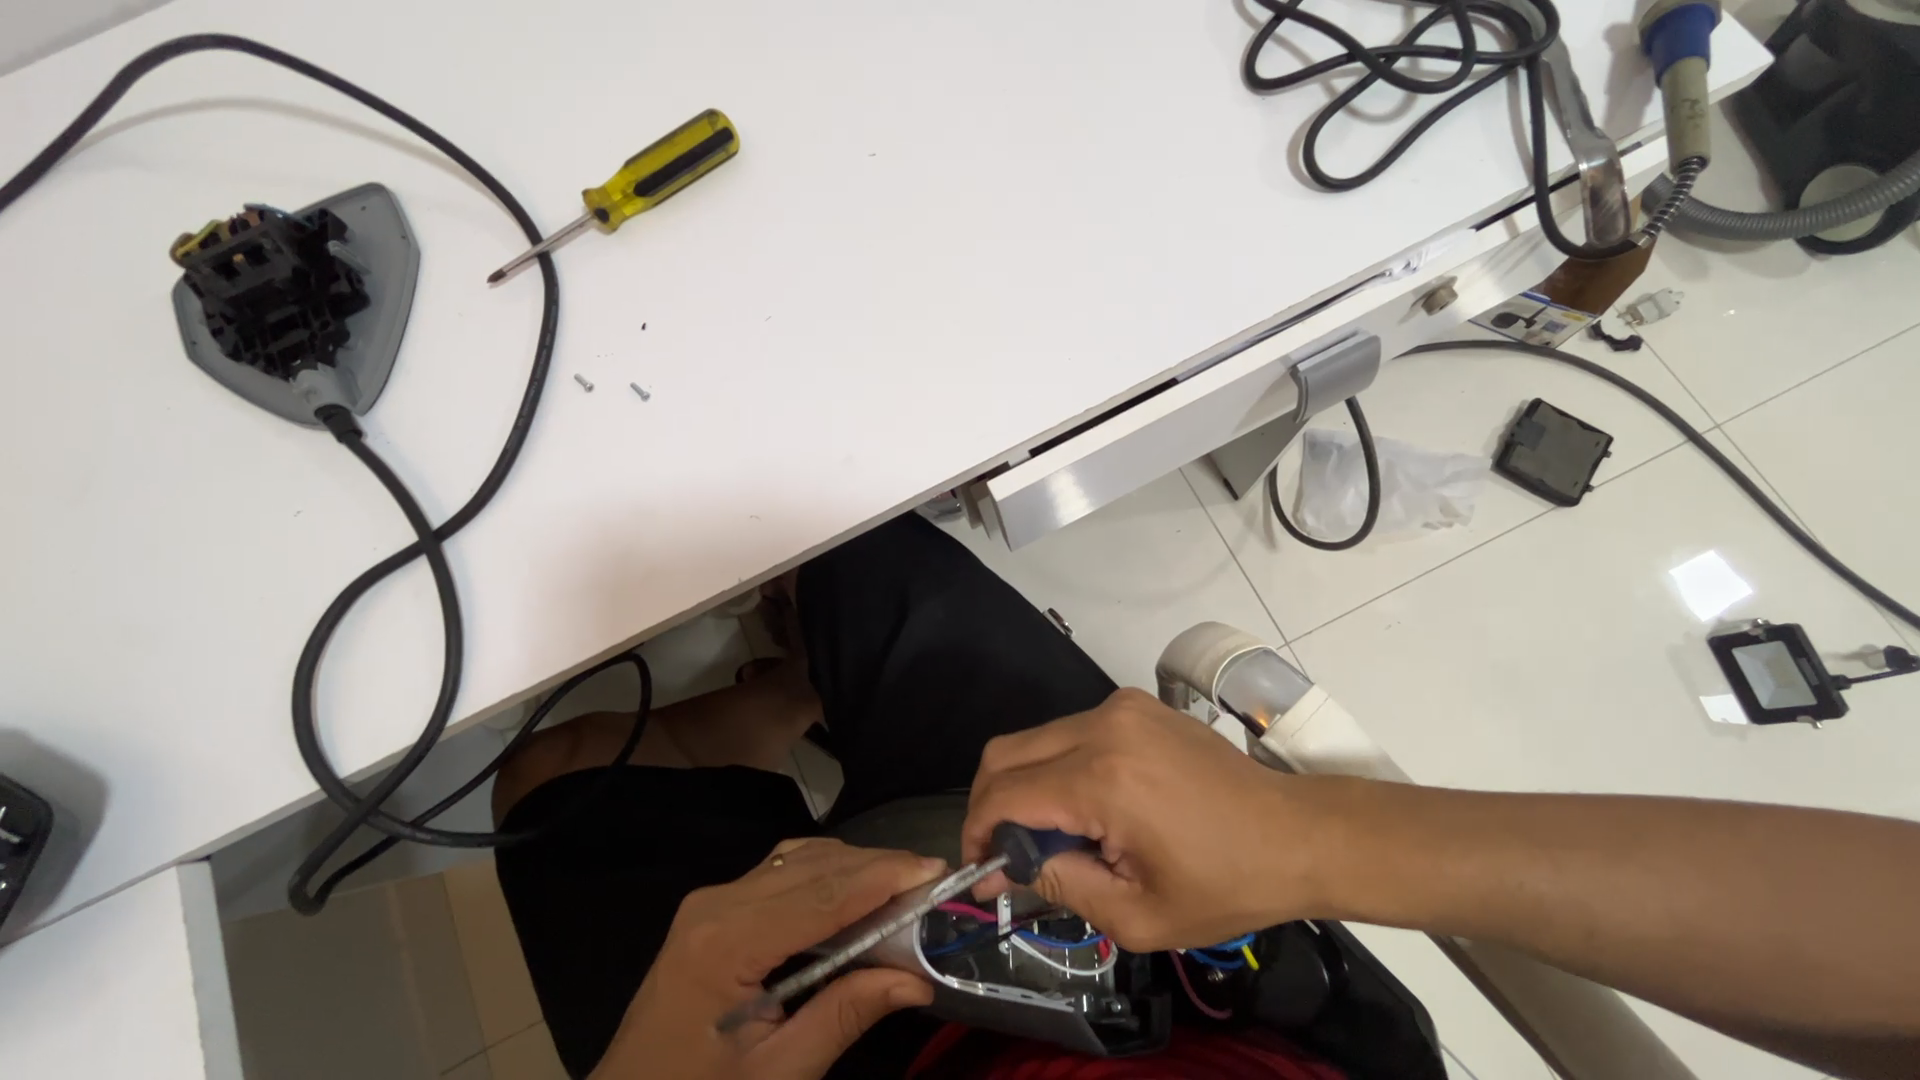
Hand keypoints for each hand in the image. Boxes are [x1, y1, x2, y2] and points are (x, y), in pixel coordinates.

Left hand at [591, 838, 945, 1079]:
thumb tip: (917, 980)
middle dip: (877, 866)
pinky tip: (854, 890)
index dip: (884, 877)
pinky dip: (824, 873)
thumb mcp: (777, 1075)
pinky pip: (778, 873)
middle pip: (812, 866)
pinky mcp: (711, 910)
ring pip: (796, 860)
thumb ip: (845, 1016)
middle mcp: (715, 903)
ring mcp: (710, 902)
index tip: (938, 870)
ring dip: (853, 866)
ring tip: (904, 883)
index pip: (822, 894)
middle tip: (933, 878)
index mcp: (725, 943)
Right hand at [962, 688, 1331, 951]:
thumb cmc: (1225, 885)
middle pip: (1005, 752)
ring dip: (1025, 785)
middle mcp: (1103, 726)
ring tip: (1053, 835)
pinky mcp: (1135, 704)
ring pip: (1035, 739)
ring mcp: (1120, 707)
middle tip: (1003, 852)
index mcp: (1102, 779)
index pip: (1004, 793)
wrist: (1297, 834)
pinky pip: (1069, 731)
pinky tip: (1086, 806)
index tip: (981, 868)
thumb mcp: (1137, 915)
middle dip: (988, 804)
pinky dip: (1057, 766)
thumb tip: (1003, 867)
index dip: (978, 831)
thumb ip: (1058, 886)